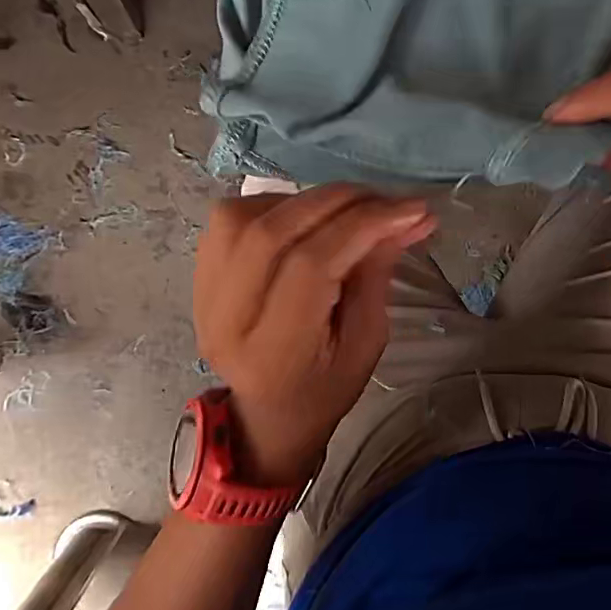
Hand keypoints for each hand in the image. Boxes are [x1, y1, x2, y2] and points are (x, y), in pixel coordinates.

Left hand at [193, 184, 436, 486]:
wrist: (268, 410)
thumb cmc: (325, 386)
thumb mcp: (367, 341)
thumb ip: (376, 275)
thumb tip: (399, 215)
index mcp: (273, 351)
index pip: (312, 265)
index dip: (363, 224)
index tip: (412, 208)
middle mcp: (226, 318)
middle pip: (273, 232)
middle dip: (338, 202)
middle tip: (384, 199)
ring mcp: (202, 291)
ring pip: (246, 216)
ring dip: (305, 200)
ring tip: (346, 209)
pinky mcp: (198, 271)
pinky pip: (233, 215)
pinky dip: (277, 204)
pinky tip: (306, 217)